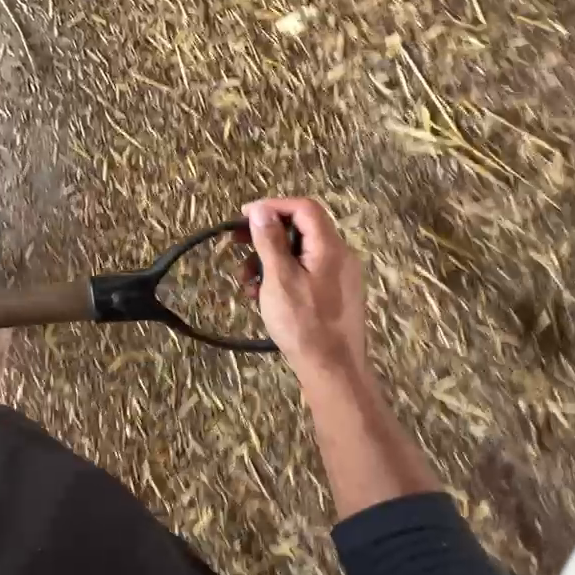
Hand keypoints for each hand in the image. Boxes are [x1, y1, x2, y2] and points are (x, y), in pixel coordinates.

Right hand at [239, 198, 366, 384]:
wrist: (332, 368)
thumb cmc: (303, 322)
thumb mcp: (279, 278)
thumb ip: (270, 241)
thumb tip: (261, 210)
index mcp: (330, 248)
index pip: (304, 208)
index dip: (272, 206)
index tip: (243, 217)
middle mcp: (338, 256)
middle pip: (300, 228)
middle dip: (264, 234)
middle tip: (236, 244)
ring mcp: (337, 275)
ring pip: (298, 251)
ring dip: (267, 258)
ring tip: (245, 280)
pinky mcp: (331, 292)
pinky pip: (303, 270)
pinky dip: (279, 274)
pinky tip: (260, 294)